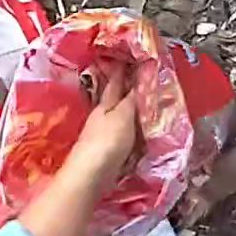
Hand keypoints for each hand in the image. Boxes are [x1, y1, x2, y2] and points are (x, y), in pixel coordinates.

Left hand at [59, 63, 138, 191]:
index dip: (122, 69)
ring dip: (131, 110)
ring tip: (147, 105)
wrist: (89, 177)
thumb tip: (141, 78)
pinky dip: (133, 131)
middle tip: (142, 79)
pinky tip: (141, 133)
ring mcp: (103, 135)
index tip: (129, 57)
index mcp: (106, 104)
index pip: (116, 82)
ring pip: (120, 117)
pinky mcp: (107, 152)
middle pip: (117, 99)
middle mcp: (102, 117)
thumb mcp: (124, 116)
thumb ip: (133, 99)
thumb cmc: (107, 142)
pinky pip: (125, 135)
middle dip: (127, 89)